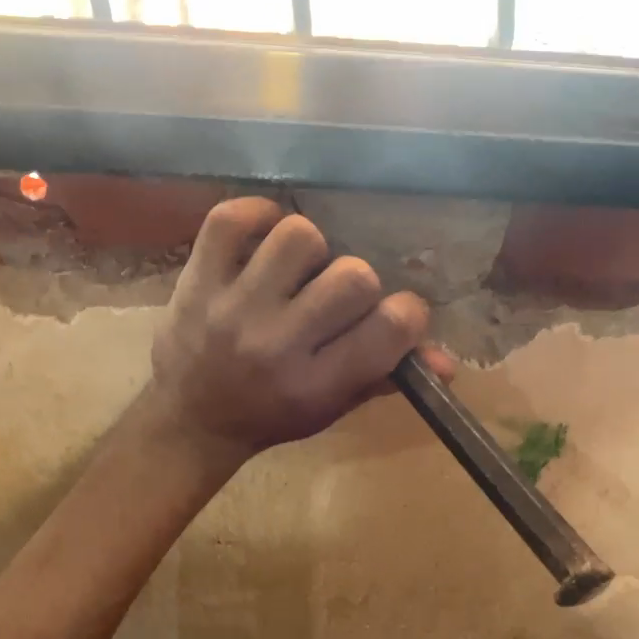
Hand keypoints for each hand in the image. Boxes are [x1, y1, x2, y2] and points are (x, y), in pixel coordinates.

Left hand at [150, 197, 455, 464]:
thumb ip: (385, 377)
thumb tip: (448, 363)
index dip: (406, 314)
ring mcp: (233, 308)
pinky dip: (256, 216)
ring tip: (296, 273)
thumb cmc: (272, 415)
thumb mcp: (331, 407)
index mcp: (317, 385)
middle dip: (357, 284)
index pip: (391, 328)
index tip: (391, 316)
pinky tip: (265, 240)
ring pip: (300, 236)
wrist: (189, 421)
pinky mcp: (198, 280)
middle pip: (354, 276)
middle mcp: (278, 344)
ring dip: (310, 250)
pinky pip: (233, 219)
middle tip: (334, 301)